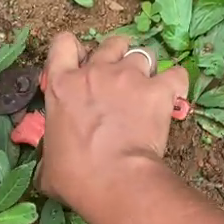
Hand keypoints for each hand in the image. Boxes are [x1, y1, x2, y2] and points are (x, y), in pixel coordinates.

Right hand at [35, 33, 188, 211]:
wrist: (115, 180)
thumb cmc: (75, 176)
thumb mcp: (47, 165)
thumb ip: (49, 153)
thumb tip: (50, 165)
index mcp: (61, 86)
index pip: (62, 44)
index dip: (73, 51)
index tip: (80, 66)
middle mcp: (94, 72)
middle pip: (110, 43)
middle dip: (115, 55)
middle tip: (117, 80)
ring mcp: (128, 77)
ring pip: (143, 53)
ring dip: (145, 68)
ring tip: (146, 89)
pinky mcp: (158, 90)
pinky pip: (175, 75)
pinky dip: (175, 84)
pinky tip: (172, 96)